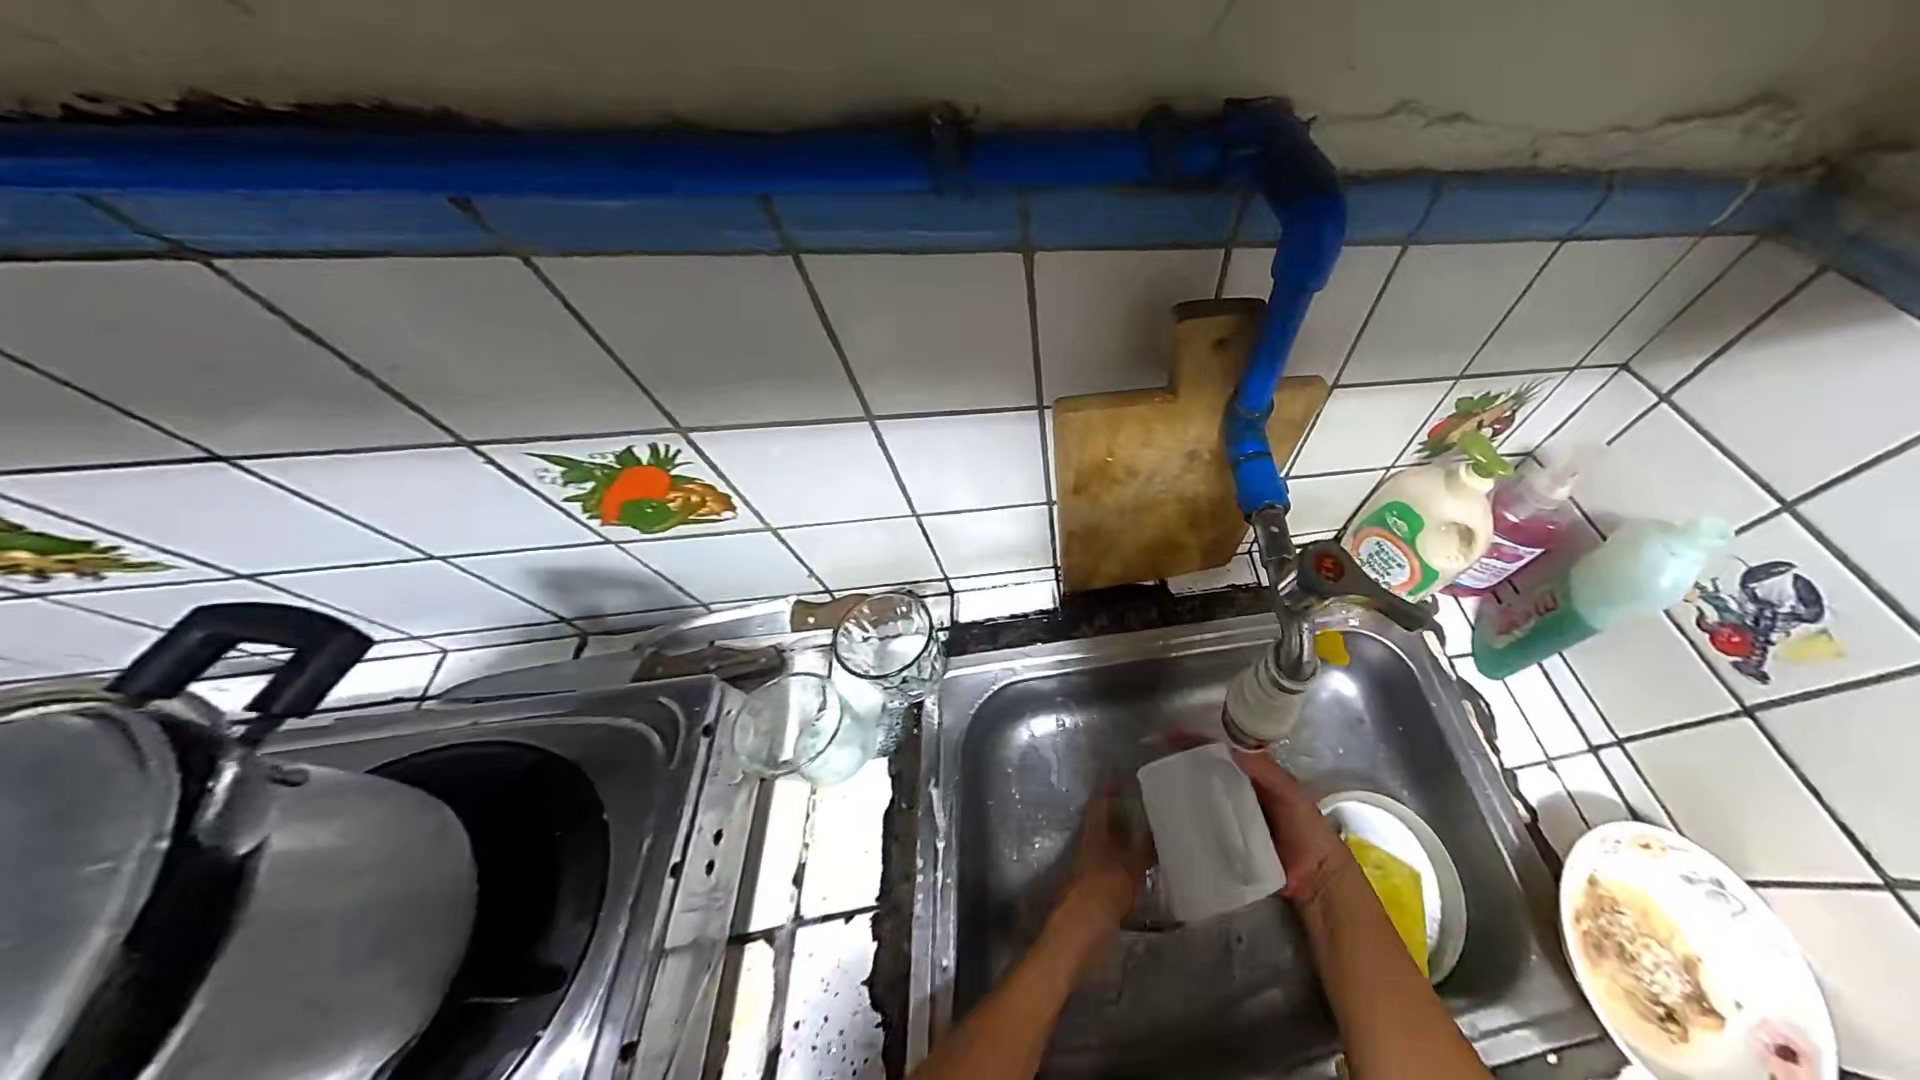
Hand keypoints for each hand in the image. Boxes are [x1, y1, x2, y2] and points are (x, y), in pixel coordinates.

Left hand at [1052, 788, 1152, 932]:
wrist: (1080, 933)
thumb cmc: (1104, 894)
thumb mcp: (1129, 869)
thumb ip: (1142, 852)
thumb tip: (1154, 835)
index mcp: (1094, 837)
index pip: (1100, 806)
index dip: (1110, 792)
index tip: (1124, 780)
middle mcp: (1089, 850)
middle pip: (1104, 827)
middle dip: (1122, 818)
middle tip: (1146, 811)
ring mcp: (1090, 871)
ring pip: (1110, 848)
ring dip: (1127, 842)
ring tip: (1152, 839)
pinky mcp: (1095, 892)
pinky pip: (1114, 870)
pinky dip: (1129, 866)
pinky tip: (1144, 872)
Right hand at [1164, 731, 1351, 905]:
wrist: (1315, 878)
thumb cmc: (1308, 831)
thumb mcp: (1292, 795)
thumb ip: (1268, 774)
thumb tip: (1233, 751)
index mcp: (1253, 776)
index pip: (1221, 751)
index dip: (1198, 741)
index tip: (1173, 735)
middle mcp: (1237, 792)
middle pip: (1205, 771)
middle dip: (1181, 761)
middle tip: (1156, 757)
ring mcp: (1228, 816)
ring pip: (1200, 797)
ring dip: (1179, 790)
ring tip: (1154, 784)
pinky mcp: (1223, 840)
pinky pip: (1200, 825)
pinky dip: (1184, 820)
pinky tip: (1166, 817)